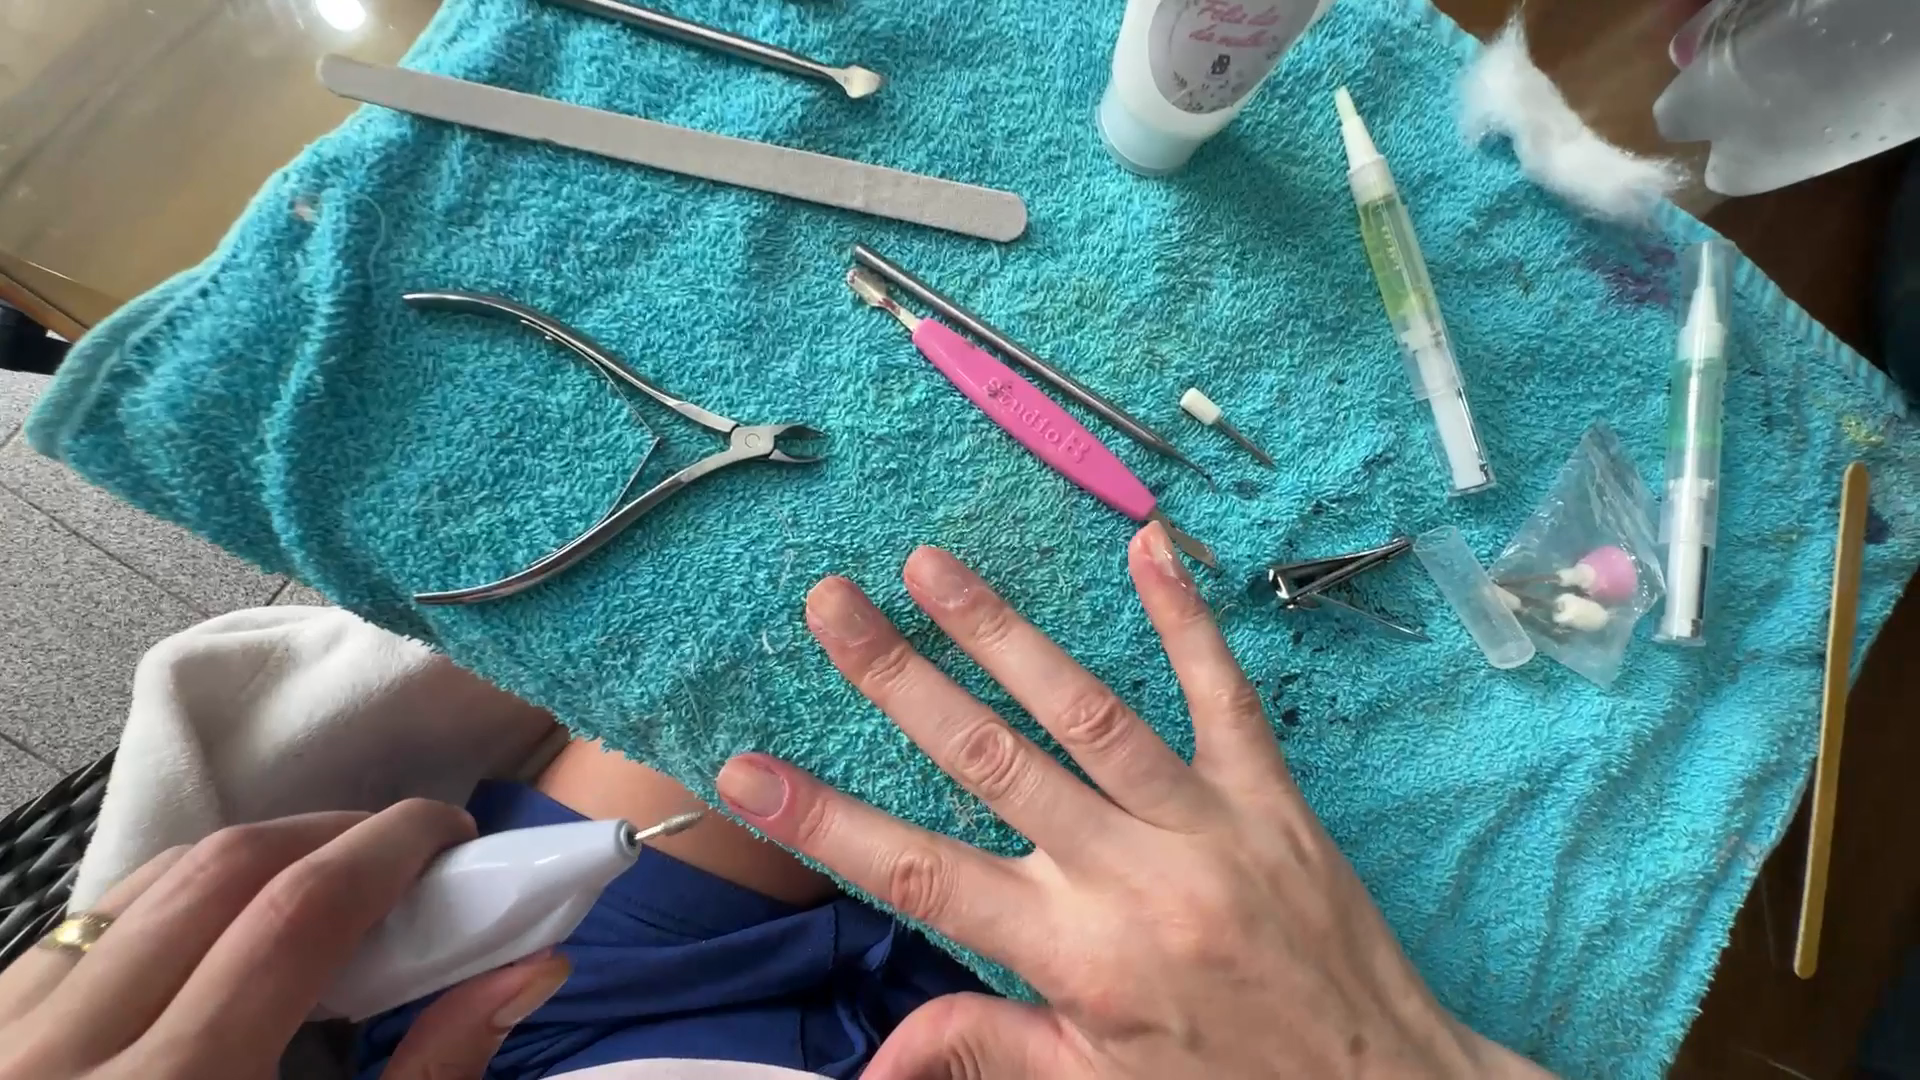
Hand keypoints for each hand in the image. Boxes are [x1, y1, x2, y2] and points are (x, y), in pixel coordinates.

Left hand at [0, 801, 570, 1079]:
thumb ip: (437, 1068)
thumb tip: (541, 964)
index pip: (302, 908)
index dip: (395, 841)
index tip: (454, 834)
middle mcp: (56, 1064)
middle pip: (228, 868)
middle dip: (340, 831)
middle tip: (406, 854)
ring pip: (148, 883)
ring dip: (264, 853)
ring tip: (327, 878)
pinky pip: (85, 928)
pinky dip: (182, 896)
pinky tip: (228, 929)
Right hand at [717, 523, 1553, 1079]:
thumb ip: (986, 1050)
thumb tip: (870, 1066)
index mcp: (1075, 957)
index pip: (920, 879)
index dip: (825, 823)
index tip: (745, 769)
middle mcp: (1129, 877)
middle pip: (993, 764)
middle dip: (900, 681)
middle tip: (834, 605)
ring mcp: (1203, 822)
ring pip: (1089, 714)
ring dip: (1005, 634)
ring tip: (934, 568)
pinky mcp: (1266, 791)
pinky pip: (1221, 693)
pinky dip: (1184, 618)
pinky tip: (1147, 546)